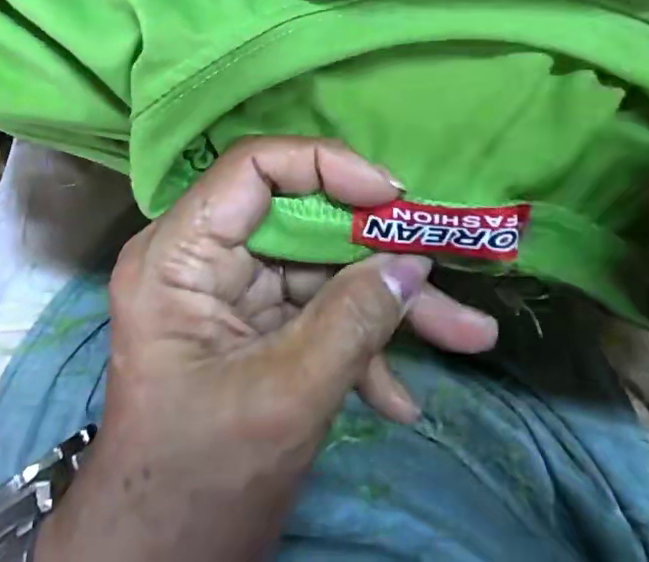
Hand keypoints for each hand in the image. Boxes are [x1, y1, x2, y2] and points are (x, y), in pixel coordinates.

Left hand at [36, 137, 498, 561]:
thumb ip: (353, 322)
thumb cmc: (198, 482)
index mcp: (181, 256)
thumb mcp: (284, 399)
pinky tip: (399, 399)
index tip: (391, 195)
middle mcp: (205, 259)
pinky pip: (322, 312)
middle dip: (379, 249)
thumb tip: (413, 264)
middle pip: (304, 220)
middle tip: (447, 263)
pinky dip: (365, 346)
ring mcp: (235, 293)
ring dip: (392, 305)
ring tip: (467, 335)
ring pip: (325, 269)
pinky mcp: (260, 326)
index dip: (326, 165)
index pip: (255, 168)